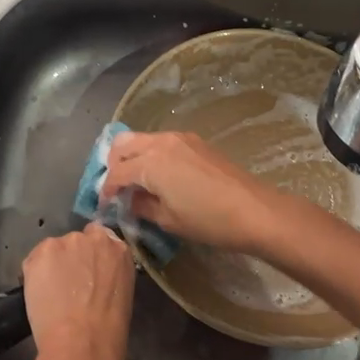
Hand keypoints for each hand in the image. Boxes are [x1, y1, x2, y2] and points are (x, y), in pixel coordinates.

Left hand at [22, 223, 134, 359]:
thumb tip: (94, 276)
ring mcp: (64, 243)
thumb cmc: (109, 329)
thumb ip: (108, 274)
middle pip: (75, 242)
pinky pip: (34, 261)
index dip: (89, 255)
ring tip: (52, 294)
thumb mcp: (121, 293)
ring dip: (52, 266)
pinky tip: (40, 296)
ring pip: (53, 250)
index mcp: (118, 249)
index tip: (85, 270)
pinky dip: (34, 275)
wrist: (82, 340)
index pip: (99, 237)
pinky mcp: (40, 253)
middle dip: (71, 259)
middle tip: (69, 285)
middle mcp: (91, 238)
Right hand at [101, 131, 317, 254]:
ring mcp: (180, 138)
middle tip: (116, 187)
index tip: (104, 205)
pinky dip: (151, 154)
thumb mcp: (168, 220)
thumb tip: (130, 200)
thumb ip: (142, 206)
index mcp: (150, 162)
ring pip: (143, 139)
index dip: (106, 190)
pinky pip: (162, 142)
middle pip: (123, 144)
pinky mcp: (195, 141)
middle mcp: (161, 142)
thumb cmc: (208, 220)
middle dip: (113, 164)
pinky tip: (159, 175)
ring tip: (136, 181)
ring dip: (133, 156)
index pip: (116, 172)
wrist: (254, 210)